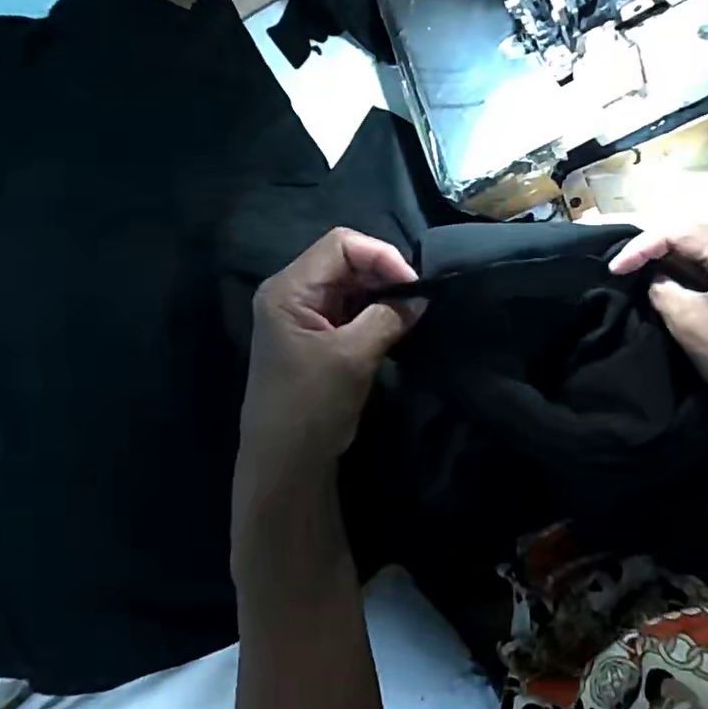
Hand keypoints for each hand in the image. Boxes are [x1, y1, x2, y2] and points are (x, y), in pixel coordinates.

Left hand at [239, 229, 424, 482]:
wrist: (284, 463)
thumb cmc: (311, 406)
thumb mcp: (353, 357)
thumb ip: (389, 317)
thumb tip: (422, 295)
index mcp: (288, 289)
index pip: (340, 245)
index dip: (381, 256)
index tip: (413, 285)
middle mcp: (292, 292)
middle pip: (345, 260)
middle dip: (384, 274)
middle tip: (417, 299)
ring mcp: (302, 314)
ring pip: (350, 284)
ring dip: (382, 294)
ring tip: (411, 312)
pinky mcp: (315, 335)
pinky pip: (349, 308)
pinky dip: (374, 311)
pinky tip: (396, 325)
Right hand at [609, 225, 707, 446]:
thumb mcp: (688, 322)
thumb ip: (661, 288)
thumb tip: (653, 277)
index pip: (681, 232)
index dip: (641, 247)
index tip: (614, 270)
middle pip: (697, 231)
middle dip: (657, 246)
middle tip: (625, 265)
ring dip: (675, 254)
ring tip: (643, 268)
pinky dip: (697, 263)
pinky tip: (676, 274)